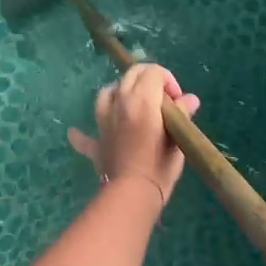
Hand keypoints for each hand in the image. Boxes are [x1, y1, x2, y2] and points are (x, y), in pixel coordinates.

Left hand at [66, 63, 199, 203]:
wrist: (132, 193)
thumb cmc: (159, 166)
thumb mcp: (177, 140)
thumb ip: (181, 115)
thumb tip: (189, 99)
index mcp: (142, 99)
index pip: (154, 72)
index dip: (169, 80)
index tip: (178, 99)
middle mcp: (120, 102)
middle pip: (131, 74)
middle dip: (148, 78)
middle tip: (161, 99)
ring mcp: (104, 120)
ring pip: (107, 92)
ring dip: (120, 92)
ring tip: (132, 105)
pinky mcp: (96, 141)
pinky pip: (83, 135)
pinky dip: (81, 133)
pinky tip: (76, 132)